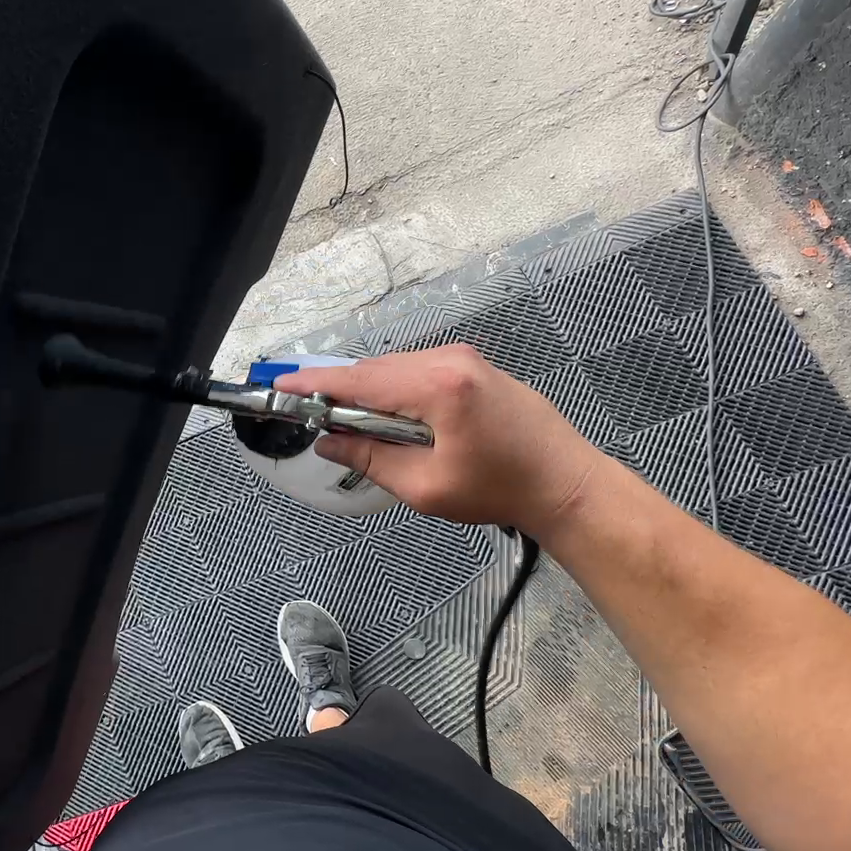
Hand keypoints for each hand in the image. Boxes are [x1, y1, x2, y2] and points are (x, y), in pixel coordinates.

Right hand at [273, 344, 604, 534]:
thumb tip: (327, 442)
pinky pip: (415, 370)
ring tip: (348, 422)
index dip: (315, 384)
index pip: (359, 380)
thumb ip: (369, 459)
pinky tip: (387, 415)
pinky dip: (391, 389)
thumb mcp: (425, 486)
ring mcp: (464, 359)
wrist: (568, 485)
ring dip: (365, 391)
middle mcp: (449, 360)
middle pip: (373, 370)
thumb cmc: (500, 491)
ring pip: (393, 368)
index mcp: (438, 387)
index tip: (282, 386)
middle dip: (338, 390)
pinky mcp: (472, 366)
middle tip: (310, 415)